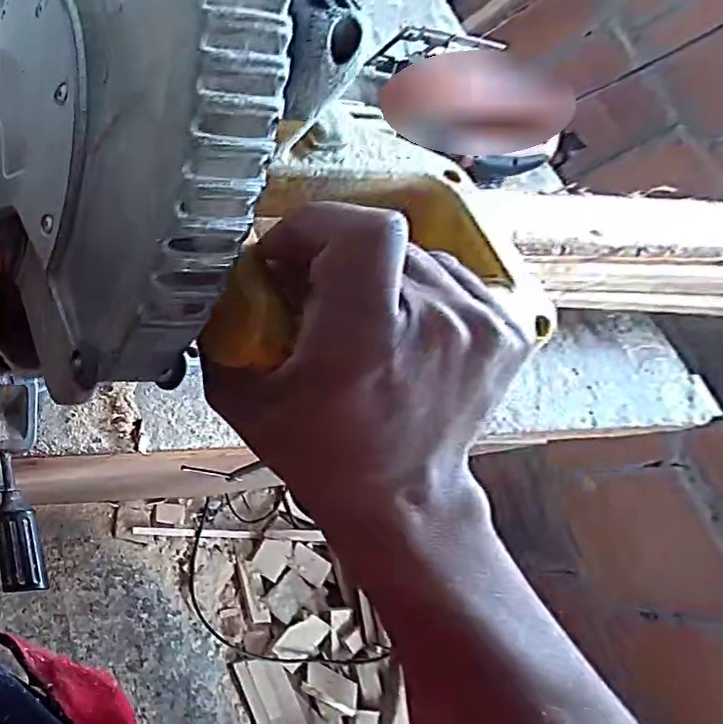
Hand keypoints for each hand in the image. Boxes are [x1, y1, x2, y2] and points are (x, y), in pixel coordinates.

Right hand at [205, 202, 531, 530]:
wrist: (400, 497)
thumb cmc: (320, 455)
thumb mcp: (243, 400)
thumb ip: (224, 337)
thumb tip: (219, 288)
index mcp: (365, 342)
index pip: (360, 232)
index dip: (311, 226)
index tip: (281, 254)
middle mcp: (435, 325)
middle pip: (379, 239)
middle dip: (327, 252)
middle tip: (301, 285)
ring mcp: (479, 325)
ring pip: (413, 252)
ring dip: (369, 269)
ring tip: (347, 309)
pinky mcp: (503, 329)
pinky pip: (447, 273)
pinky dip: (408, 285)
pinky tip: (389, 320)